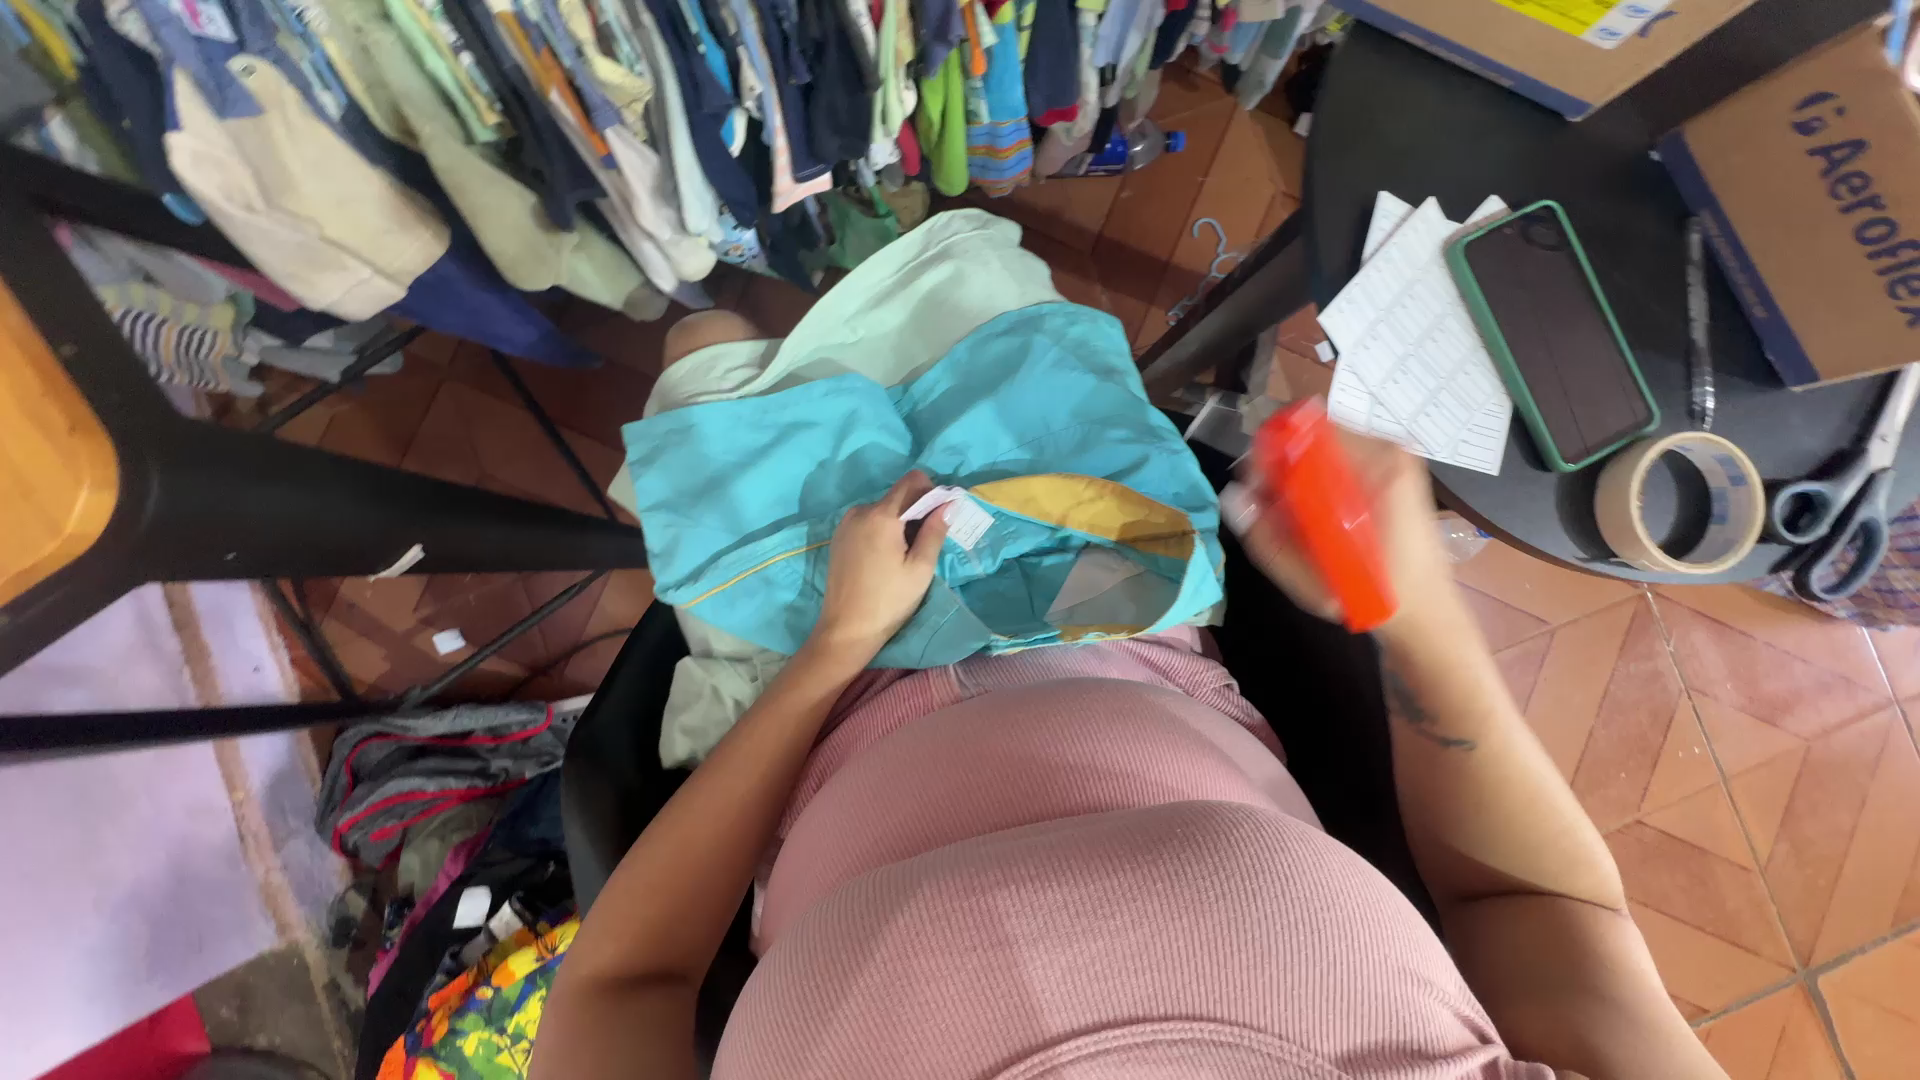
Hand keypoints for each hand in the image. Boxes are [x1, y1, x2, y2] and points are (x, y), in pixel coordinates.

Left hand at [811, 470, 949, 660]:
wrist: (846, 629)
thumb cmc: (889, 601)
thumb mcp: (920, 568)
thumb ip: (935, 531)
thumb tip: (948, 504)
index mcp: (882, 516)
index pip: (912, 481)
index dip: (931, 492)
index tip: (939, 517)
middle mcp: (860, 511)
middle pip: (897, 496)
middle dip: (916, 511)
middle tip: (924, 545)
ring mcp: (846, 524)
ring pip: (883, 509)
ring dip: (899, 523)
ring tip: (903, 556)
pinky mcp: (839, 537)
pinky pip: (868, 521)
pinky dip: (882, 530)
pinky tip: (884, 559)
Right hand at [1221, 427, 1460, 642]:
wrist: (1426, 611)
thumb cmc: (1371, 595)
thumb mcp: (1309, 576)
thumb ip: (1266, 536)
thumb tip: (1233, 496)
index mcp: (1376, 466)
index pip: (1308, 429)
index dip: (1272, 452)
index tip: (1259, 486)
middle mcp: (1388, 452)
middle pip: (1314, 439)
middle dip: (1284, 469)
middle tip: (1273, 509)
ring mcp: (1395, 459)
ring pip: (1325, 451)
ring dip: (1301, 479)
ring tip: (1298, 520)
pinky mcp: (1396, 472)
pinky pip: (1343, 462)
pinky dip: (1321, 483)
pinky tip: (1321, 517)